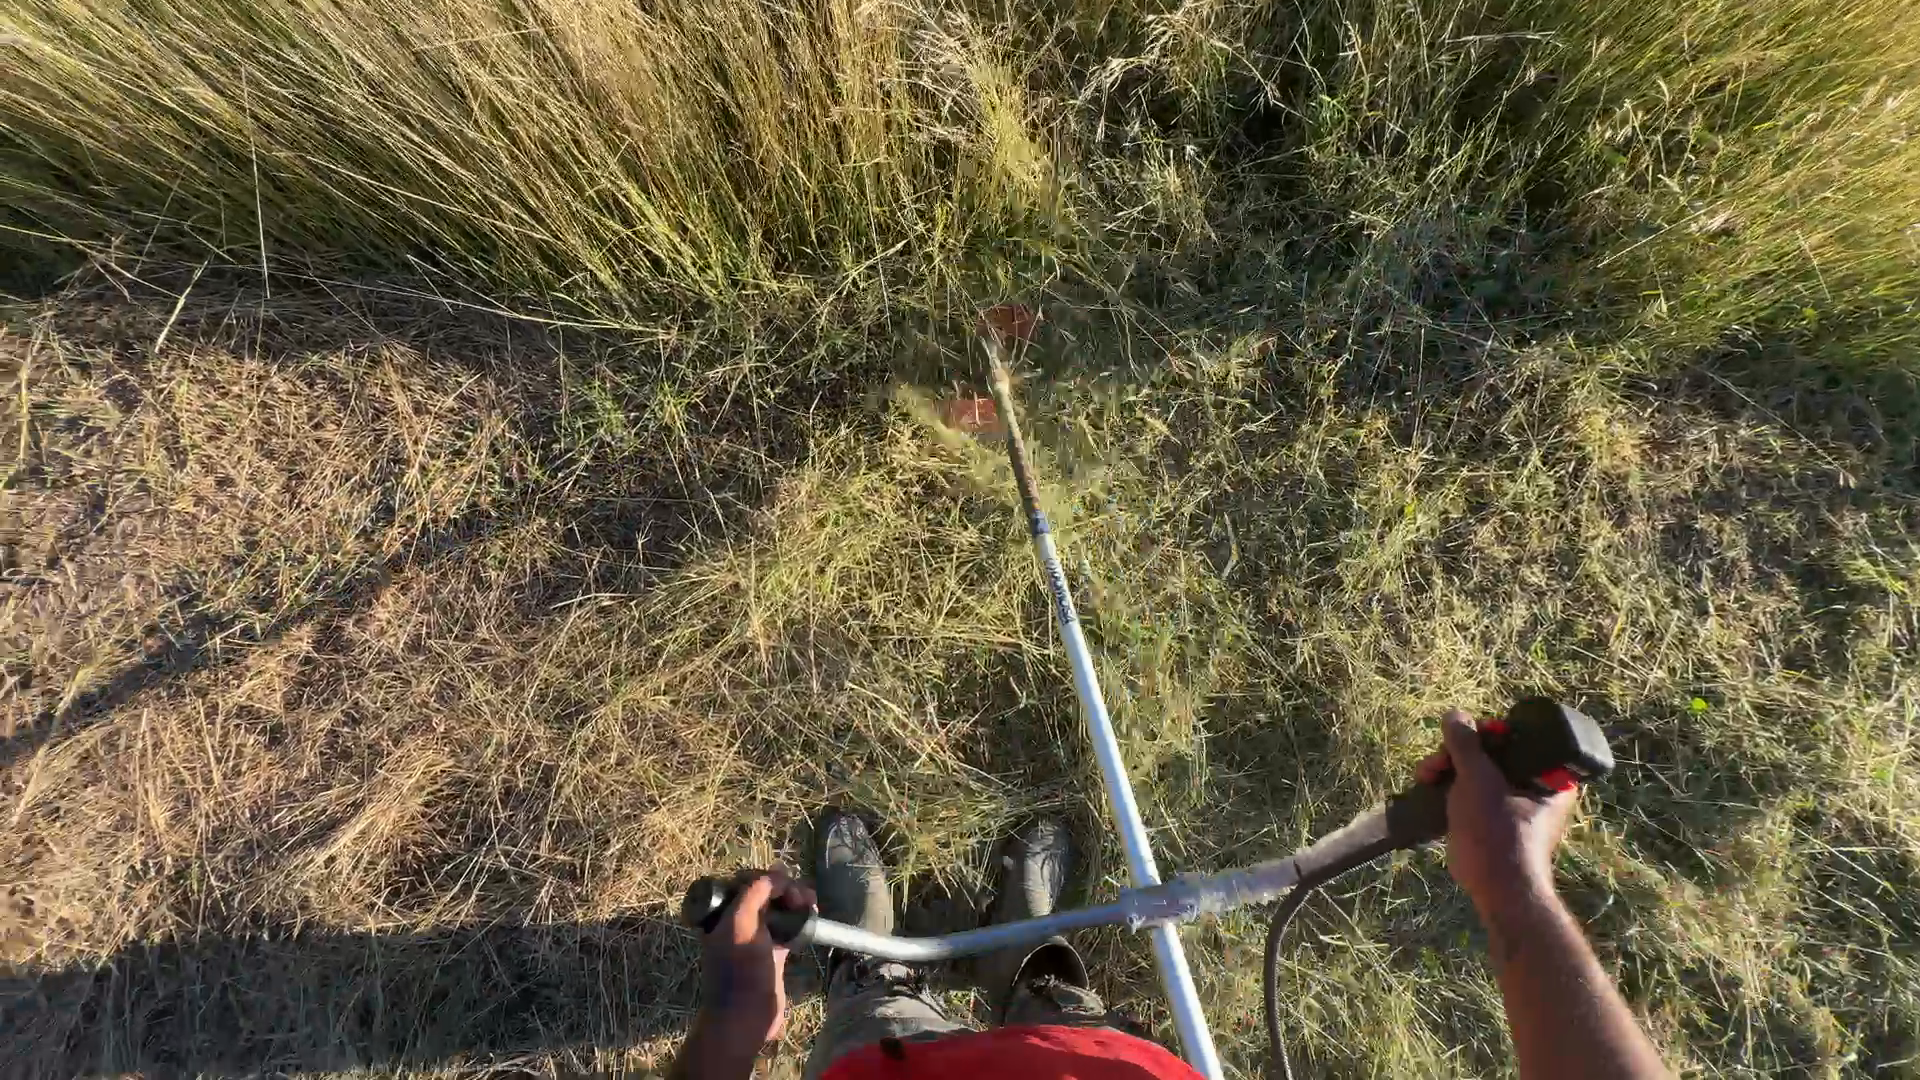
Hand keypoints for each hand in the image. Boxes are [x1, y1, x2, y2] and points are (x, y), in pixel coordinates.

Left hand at [697, 868, 815, 1042]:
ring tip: (811, 903)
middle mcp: (738, 921)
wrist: (747, 1017)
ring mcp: (757, 936)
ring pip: (779, 905)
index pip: (746, 880)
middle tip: (801, 898)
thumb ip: (754, 893)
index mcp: (722, 914)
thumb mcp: (740, 925)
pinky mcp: (774, 950)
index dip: (768, 878)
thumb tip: (777, 876)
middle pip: (765, 891)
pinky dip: (801, 916)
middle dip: (786, 887)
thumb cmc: (740, 970)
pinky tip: (812, 913)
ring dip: (797, 898)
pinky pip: (789, 924)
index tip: (784, 887)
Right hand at [1416, 709, 1576, 917]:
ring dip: (1445, 767)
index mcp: (1548, 776)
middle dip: (1455, 754)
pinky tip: (1428, 784)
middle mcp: (1533, 785)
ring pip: (1473, 767)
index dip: (1484, 734)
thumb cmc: (1497, 830)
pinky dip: (1447, 782)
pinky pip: (1466, 786)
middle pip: (1488, 752)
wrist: (1495, 885)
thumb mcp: (1479, 780)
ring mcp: (1510, 800)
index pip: (1515, 738)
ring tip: (1425, 776)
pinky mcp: (1489, 814)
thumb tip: (1453, 714)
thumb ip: (1465, 745)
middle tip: (1436, 764)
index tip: (1459, 741)